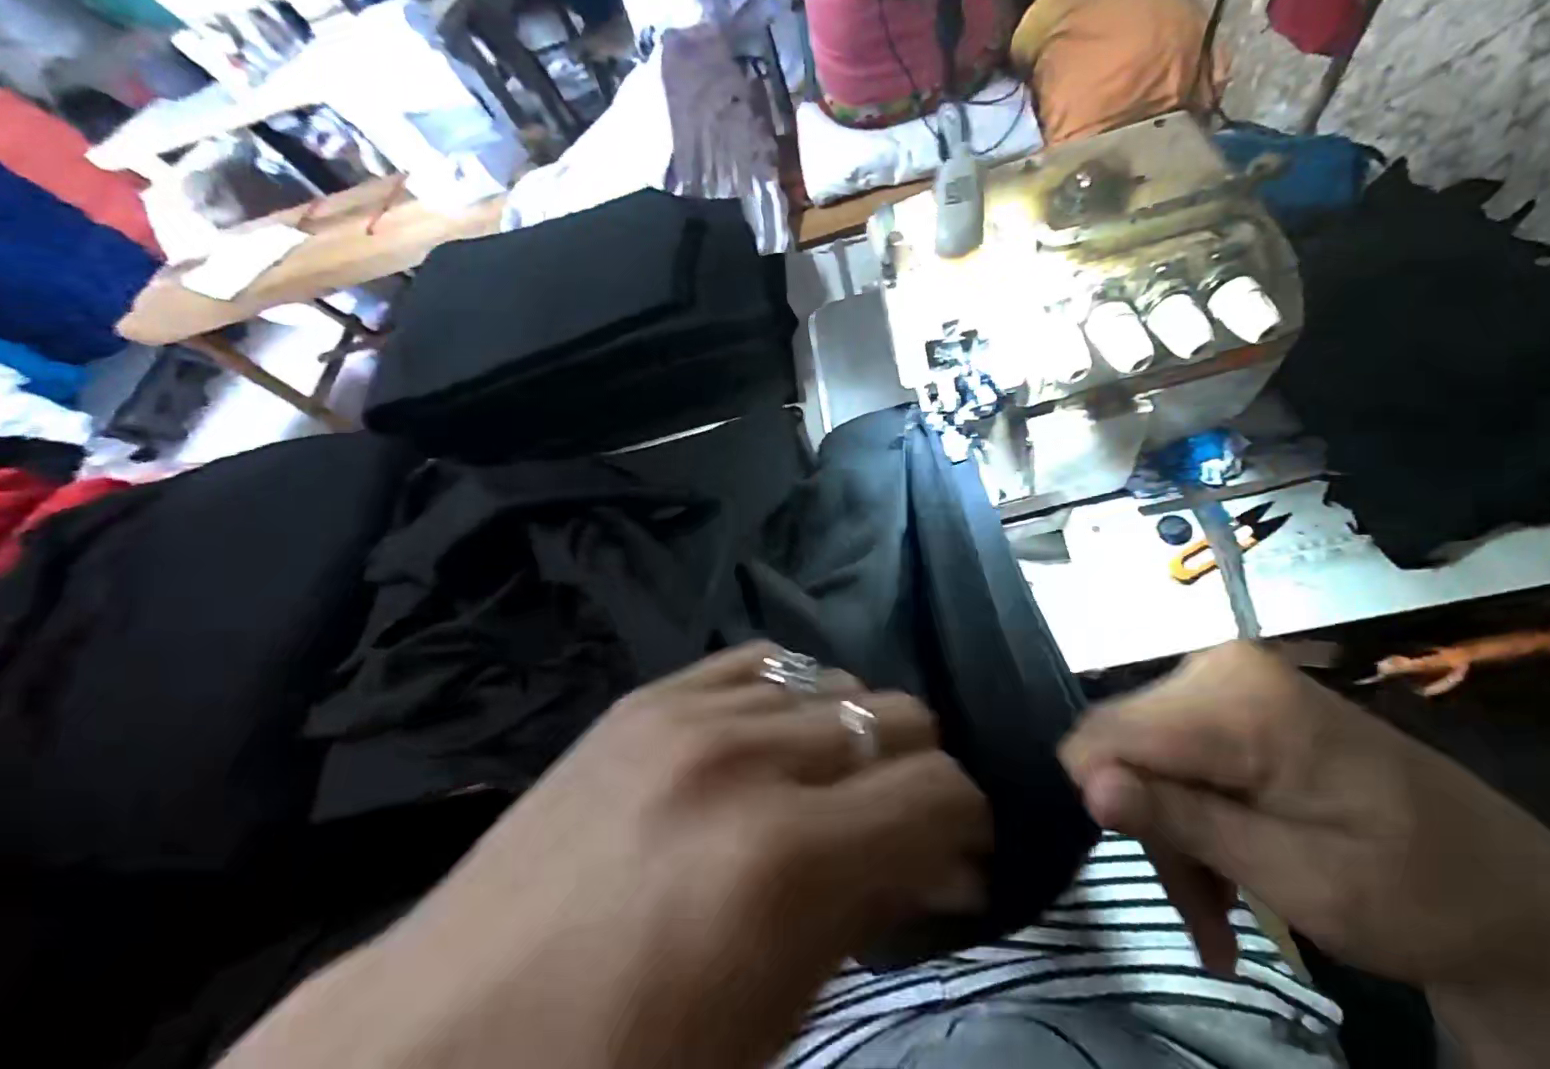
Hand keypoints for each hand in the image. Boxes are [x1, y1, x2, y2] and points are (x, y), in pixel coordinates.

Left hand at [220, 643, 991, 1068]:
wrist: (436, 1050)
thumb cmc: (625, 1066)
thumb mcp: (778, 1009)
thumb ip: (876, 907)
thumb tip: (947, 860)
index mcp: (787, 858)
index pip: (940, 790)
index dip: (968, 822)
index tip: (960, 856)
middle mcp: (748, 760)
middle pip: (900, 717)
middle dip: (921, 774)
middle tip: (901, 828)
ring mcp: (689, 716)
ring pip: (839, 682)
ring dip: (857, 739)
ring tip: (830, 790)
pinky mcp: (646, 700)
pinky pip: (764, 664)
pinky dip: (793, 700)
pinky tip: (774, 747)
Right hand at [1061, 640, 1549, 984]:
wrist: (1509, 889)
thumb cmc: (1417, 892)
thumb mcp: (1297, 876)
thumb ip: (1186, 821)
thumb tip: (1088, 783)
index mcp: (1241, 697)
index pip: (1109, 731)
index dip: (1106, 802)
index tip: (1150, 868)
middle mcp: (1223, 667)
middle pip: (1126, 748)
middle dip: (1152, 832)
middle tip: (1204, 918)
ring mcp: (1232, 682)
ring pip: (1147, 759)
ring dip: (1174, 838)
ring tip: (1221, 919)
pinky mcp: (1240, 704)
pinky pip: (1179, 758)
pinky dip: (1194, 820)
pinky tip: (1228, 878)